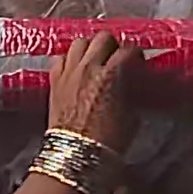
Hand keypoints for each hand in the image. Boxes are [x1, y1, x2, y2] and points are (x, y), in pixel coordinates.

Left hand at [48, 32, 141, 149]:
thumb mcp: (131, 115)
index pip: (129, 50)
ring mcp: (69, 71)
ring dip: (90, 48)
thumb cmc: (107, 141)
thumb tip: (134, 85)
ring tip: (95, 60)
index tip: (138, 63)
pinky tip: (76, 69)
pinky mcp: (54, 80)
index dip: (136, 55)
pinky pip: (61, 58)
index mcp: (112, 75)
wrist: (74, 155)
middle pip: (103, 38)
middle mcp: (89, 67)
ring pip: (80, 42)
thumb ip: (132, 92)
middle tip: (116, 58)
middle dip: (113, 46)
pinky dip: (70, 60)